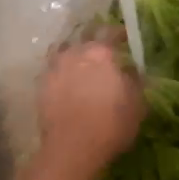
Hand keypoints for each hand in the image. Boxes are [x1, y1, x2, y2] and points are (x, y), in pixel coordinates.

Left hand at [35, 38, 145, 177]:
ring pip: (64, 51)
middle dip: (93, 41)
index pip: (111, 31)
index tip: (124, 38)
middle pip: (84, 37)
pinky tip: (65, 82)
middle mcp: (75, 52)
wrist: (72, 148)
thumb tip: (131, 71)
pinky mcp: (41, 84)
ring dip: (73, 54)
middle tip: (101, 52)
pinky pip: (52, 70)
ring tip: (80, 64)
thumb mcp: (137, 104)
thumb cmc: (111, 124)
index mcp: (101, 52)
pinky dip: (60, 72)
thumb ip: (135, 81)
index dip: (119, 33)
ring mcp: (55, 67)